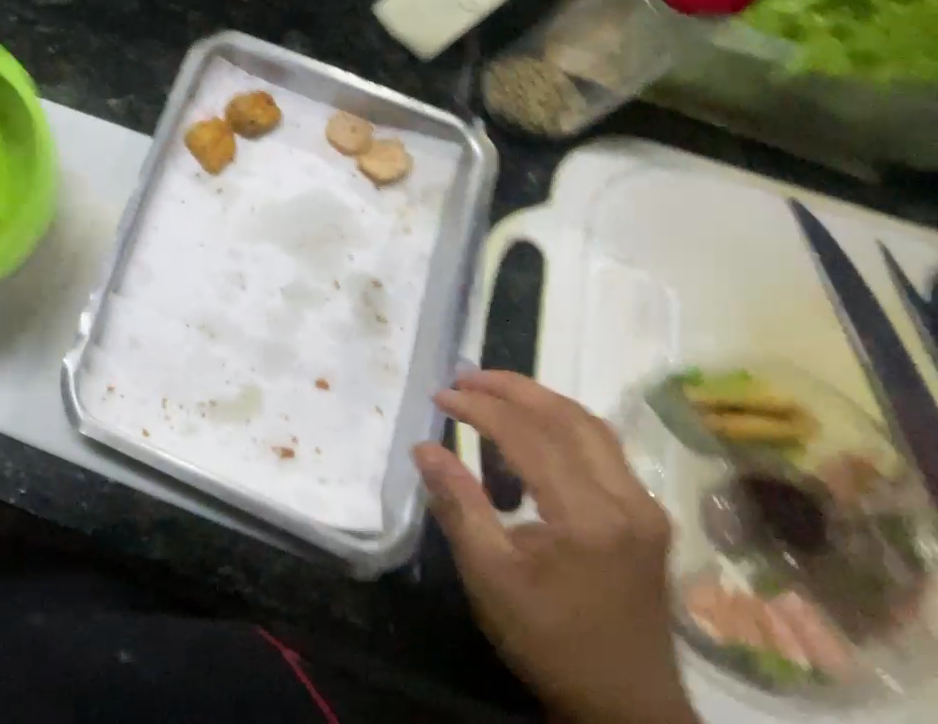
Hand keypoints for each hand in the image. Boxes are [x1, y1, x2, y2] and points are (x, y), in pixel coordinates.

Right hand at [414, 372, 695, 723]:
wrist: (623, 701)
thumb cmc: (548, 639)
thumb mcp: (489, 574)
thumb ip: (458, 504)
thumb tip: (424, 448)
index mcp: (590, 516)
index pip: (530, 437)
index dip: (480, 409)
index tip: (438, 397)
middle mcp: (628, 501)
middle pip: (571, 419)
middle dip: (514, 389)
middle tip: (463, 378)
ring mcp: (645, 509)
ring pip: (594, 430)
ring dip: (541, 403)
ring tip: (491, 393)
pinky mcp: (646, 519)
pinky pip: (604, 453)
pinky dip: (562, 428)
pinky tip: (530, 434)